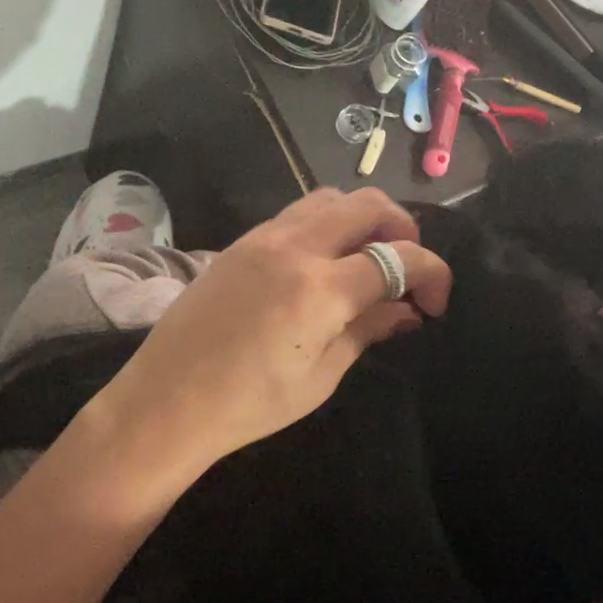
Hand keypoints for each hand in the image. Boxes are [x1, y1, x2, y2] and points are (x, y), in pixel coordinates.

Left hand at [92, 187, 451, 472]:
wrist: (166, 400)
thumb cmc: (249, 404)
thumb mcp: (321, 375)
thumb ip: (368, 329)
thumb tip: (408, 309)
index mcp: (320, 288)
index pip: (399, 258)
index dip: (433, 274)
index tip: (436, 304)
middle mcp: (294, 247)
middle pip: (368, 204)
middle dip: (403, 229)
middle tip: (406, 270)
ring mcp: (262, 238)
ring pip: (330, 198)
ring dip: (362, 218)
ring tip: (368, 259)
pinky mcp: (240, 242)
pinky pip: (296, 213)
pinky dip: (326, 223)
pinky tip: (325, 261)